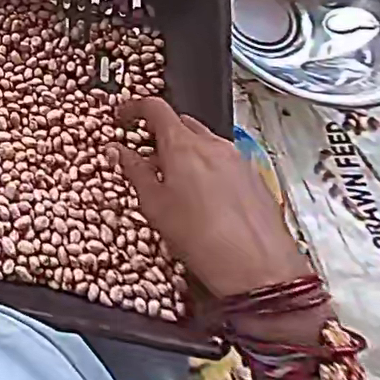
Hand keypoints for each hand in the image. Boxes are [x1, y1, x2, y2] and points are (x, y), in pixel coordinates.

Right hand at [114, 97, 312, 297]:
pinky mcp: (255, 178)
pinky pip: (223, 160)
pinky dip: (206, 166)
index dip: (134, 107)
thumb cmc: (203, 239)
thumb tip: (118, 151)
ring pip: (204, 141)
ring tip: (171, 179)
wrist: (260, 272)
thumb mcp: (153, 204)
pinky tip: (199, 196)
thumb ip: (133, 170)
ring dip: (183, 150)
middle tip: (143, 152)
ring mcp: (238, 161)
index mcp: (183, 146)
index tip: (122, 116)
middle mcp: (214, 146)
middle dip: (159, 131)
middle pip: (181, 122)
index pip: (155, 108)